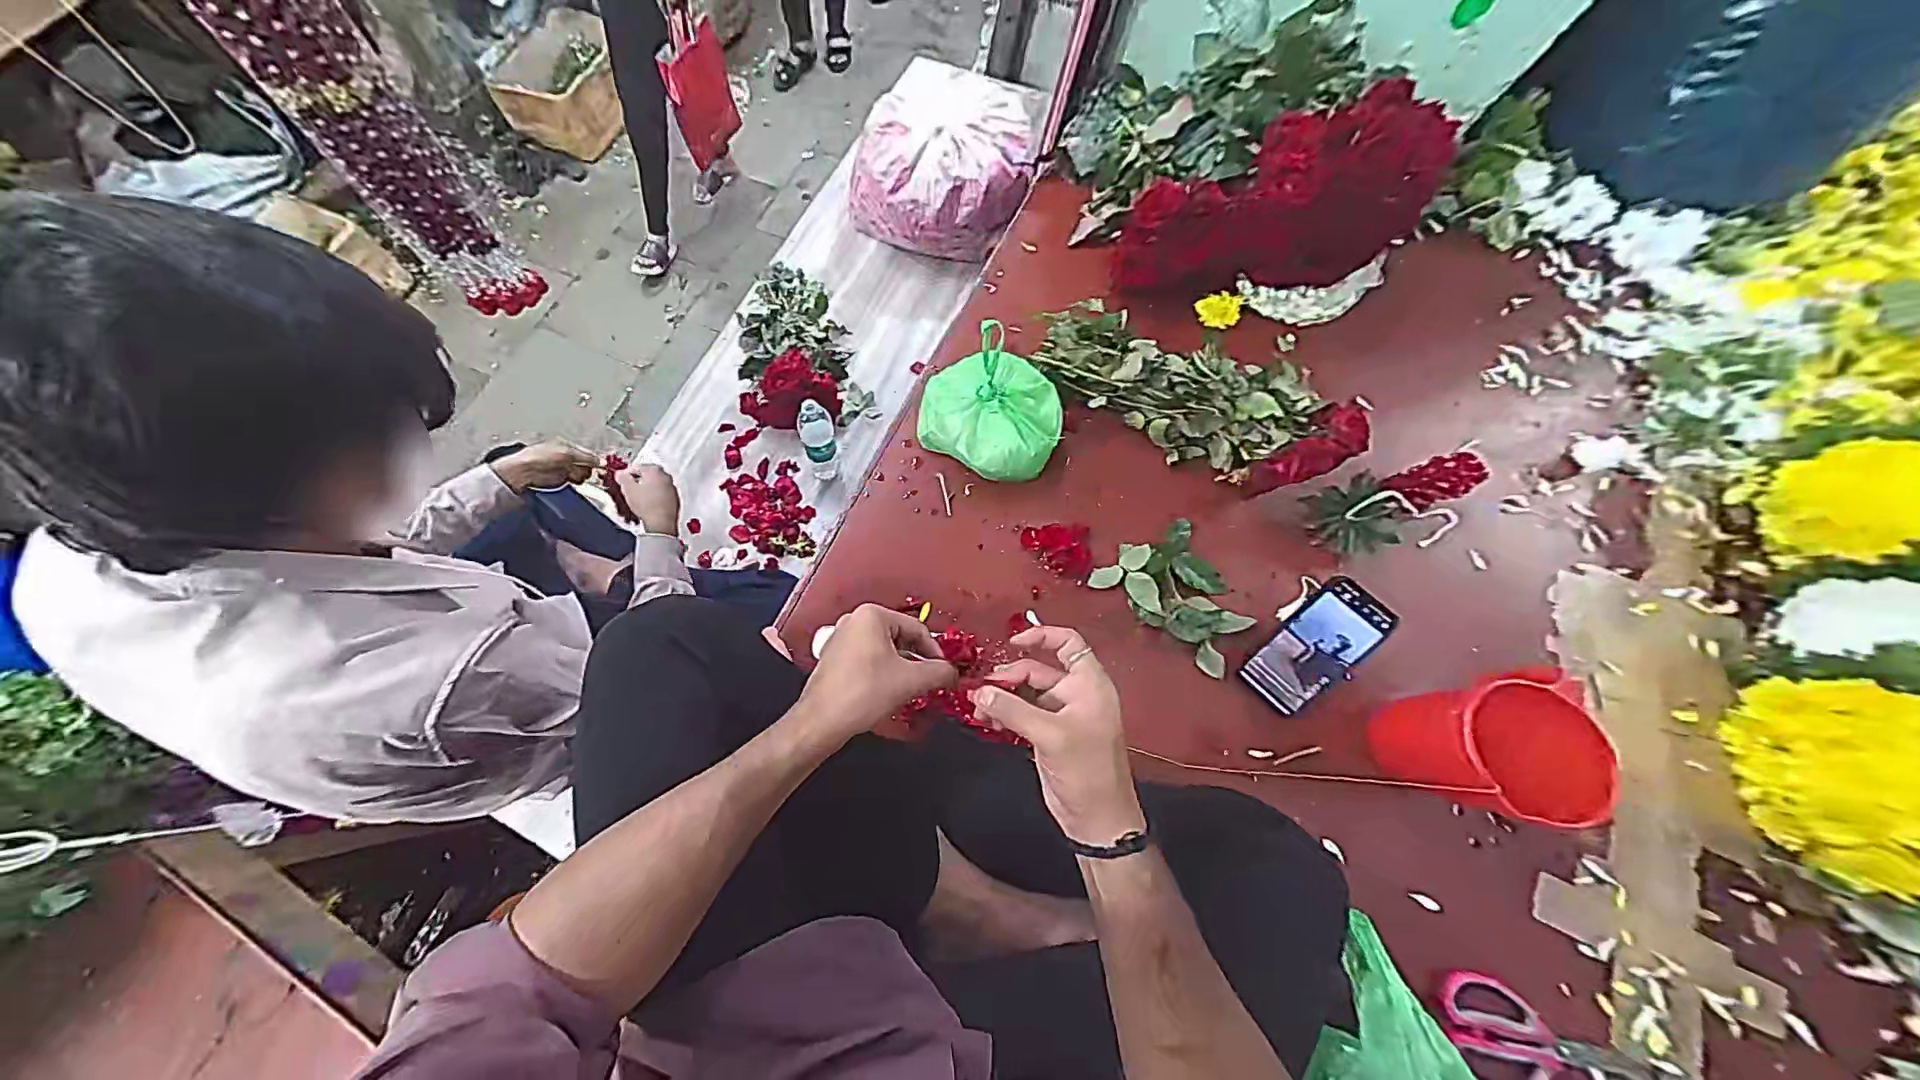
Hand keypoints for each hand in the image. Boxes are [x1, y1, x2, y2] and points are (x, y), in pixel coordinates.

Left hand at [492, 440, 598, 493]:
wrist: (522, 474)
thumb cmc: (538, 457)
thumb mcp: (568, 453)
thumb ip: (588, 457)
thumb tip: (602, 462)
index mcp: (566, 445)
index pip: (588, 452)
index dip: (595, 459)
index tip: (602, 467)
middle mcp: (565, 456)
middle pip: (587, 464)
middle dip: (587, 468)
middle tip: (585, 470)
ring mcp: (563, 469)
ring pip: (583, 474)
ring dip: (580, 476)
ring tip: (572, 475)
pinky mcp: (560, 481)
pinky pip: (576, 482)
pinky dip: (576, 482)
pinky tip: (570, 481)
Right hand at [614, 463, 680, 535]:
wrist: (661, 522)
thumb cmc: (646, 504)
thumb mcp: (628, 489)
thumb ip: (622, 478)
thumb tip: (620, 474)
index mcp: (654, 470)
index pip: (637, 467)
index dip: (627, 473)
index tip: (622, 478)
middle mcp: (666, 477)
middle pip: (649, 474)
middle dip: (638, 479)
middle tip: (630, 486)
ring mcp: (672, 488)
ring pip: (657, 484)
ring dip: (648, 487)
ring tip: (639, 495)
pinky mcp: (675, 499)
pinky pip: (663, 493)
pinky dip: (656, 495)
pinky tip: (649, 503)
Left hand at [792, 605, 955, 745]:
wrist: (822, 722)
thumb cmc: (863, 693)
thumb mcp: (911, 680)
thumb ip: (939, 672)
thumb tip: (952, 672)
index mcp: (872, 615)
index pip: (917, 629)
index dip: (935, 653)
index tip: (943, 672)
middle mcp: (854, 620)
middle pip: (901, 638)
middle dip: (916, 661)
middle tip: (928, 682)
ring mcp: (841, 638)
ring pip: (885, 650)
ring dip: (901, 669)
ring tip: (908, 690)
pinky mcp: (834, 657)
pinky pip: (868, 659)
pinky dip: (882, 673)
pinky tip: (886, 692)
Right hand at [971, 626, 1146, 847]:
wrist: (1097, 819)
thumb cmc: (1087, 772)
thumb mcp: (1050, 735)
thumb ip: (1013, 710)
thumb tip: (980, 691)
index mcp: (1089, 684)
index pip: (1068, 643)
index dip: (1042, 636)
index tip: (1013, 642)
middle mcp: (1076, 694)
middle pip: (1038, 669)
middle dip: (1009, 676)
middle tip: (982, 689)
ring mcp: (1061, 715)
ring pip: (1026, 694)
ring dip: (1002, 696)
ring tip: (978, 706)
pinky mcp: (1049, 735)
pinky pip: (1022, 714)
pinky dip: (1005, 713)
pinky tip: (986, 719)